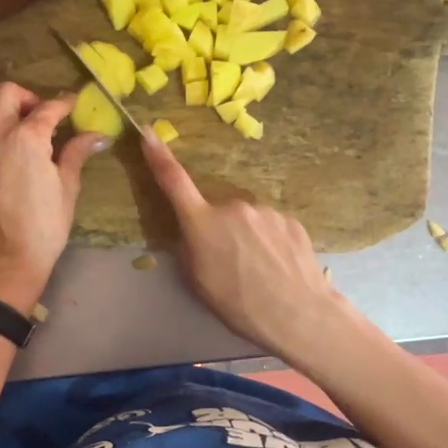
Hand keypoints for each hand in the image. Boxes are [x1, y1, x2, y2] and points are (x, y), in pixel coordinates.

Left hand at [0, 82, 108, 308]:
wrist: (11, 256)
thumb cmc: (46, 224)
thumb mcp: (67, 186)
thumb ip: (76, 153)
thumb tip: (97, 134)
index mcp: (27, 139)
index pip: (47, 109)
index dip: (63, 104)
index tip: (72, 105)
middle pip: (6, 93)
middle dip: (28, 97)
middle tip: (43, 115)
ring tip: (17, 122)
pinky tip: (4, 142)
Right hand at [141, 132, 351, 359]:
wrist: (298, 313)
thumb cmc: (239, 305)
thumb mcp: (199, 283)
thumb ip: (189, 251)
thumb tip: (191, 235)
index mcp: (203, 223)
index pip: (175, 182)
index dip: (159, 158)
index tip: (149, 133)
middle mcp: (232, 207)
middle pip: (218, 213)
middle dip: (219, 232)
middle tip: (229, 266)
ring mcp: (265, 211)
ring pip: (247, 220)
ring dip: (247, 238)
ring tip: (259, 272)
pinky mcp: (290, 219)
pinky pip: (270, 227)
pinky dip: (269, 243)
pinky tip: (277, 267)